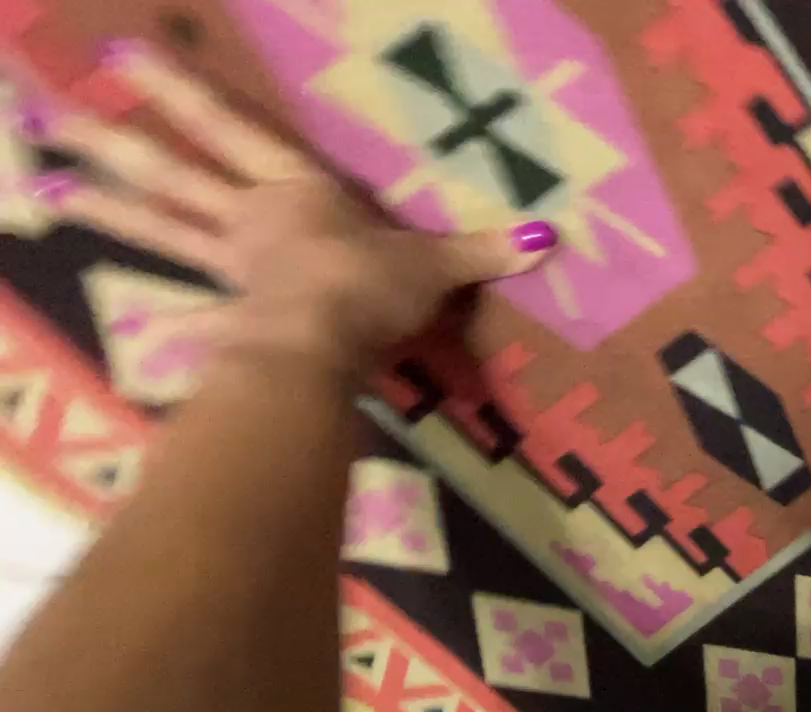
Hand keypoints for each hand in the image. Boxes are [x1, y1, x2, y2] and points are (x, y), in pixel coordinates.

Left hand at [27, 41, 556, 384]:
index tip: (125, 58)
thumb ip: (485, 252)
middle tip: (50, 118)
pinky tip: (148, 324)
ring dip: (113, 214)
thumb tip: (549, 238)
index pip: (236, 134)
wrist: (323, 343)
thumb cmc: (371, 285)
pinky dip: (179, 319)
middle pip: (177, 177)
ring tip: (51, 195)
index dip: (186, 97)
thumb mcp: (438, 266)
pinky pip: (204, 315)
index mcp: (297, 195)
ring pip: (167, 233)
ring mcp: (237, 270)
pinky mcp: (239, 318)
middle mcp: (252, 222)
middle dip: (116, 147)